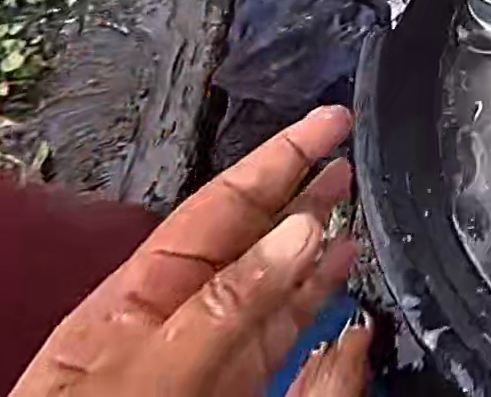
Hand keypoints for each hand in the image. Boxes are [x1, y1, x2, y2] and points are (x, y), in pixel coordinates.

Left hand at [11, 106, 366, 396]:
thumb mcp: (140, 380)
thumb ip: (225, 304)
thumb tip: (307, 227)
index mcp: (137, 302)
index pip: (220, 207)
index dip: (280, 157)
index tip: (330, 120)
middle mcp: (183, 316)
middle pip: (254, 233)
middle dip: (300, 184)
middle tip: (348, 145)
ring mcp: (214, 351)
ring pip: (279, 272)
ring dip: (318, 230)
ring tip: (354, 190)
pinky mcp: (244, 381)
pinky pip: (290, 322)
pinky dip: (322, 288)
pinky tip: (345, 261)